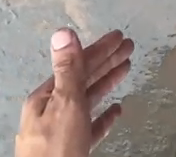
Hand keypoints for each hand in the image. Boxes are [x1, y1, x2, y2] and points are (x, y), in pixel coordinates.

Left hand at [16, 28, 133, 156]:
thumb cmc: (57, 148)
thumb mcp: (65, 103)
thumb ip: (68, 68)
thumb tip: (62, 31)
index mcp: (45, 98)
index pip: (77, 65)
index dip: (100, 48)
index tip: (120, 36)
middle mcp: (49, 112)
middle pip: (82, 80)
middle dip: (106, 61)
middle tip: (130, 45)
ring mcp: (60, 133)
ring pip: (87, 100)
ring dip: (107, 82)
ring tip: (127, 68)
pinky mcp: (71, 151)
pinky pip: (90, 127)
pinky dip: (104, 117)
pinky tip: (117, 110)